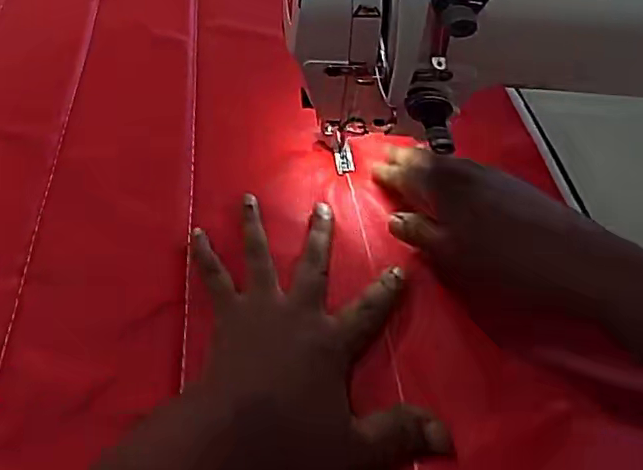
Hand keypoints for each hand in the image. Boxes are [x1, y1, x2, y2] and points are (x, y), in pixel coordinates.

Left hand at [187, 195, 450, 467]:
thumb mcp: (356, 447)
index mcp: (329, 341)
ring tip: (248, 198)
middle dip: (320, 237)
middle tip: (322, 208)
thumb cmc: (295, 439)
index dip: (385, 292)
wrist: (236, 432)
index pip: (368, 313)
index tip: (399, 268)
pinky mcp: (229, 312)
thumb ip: (398, 434)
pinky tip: (195, 233)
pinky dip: (204, 254)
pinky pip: (214, 276)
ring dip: (253, 225)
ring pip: (258, 256)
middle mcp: (296, 312)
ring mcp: (259, 306)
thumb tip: (447, 433)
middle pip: (312, 267)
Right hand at [372, 147, 642, 314]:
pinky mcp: (510, 183)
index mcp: (440, 185)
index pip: (402, 172)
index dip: (385, 173)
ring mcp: (488, 174)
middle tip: (388, 158)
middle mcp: (461, 170)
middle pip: (423, 158)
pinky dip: (449, 168)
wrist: (581, 262)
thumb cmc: (509, 262)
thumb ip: (420, 234)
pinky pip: (465, 167)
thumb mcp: (454, 256)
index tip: (372, 172)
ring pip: (445, 161)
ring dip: (426, 161)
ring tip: (415, 164)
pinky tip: (455, 180)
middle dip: (403, 158)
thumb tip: (396, 219)